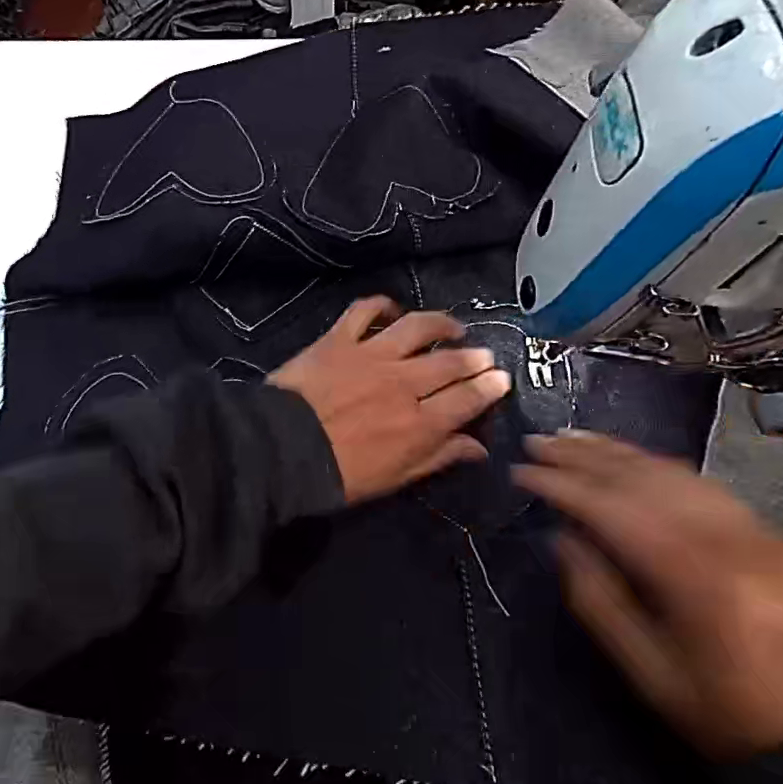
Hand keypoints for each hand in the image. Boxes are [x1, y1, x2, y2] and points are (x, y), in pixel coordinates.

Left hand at [270, 297, 510, 502]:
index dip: (488, 388)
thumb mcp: (395, 477)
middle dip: (474, 358)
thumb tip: (478, 449)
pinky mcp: (341, 338)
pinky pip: (365, 311)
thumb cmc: (339, 475)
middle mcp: (403, 382)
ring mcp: (372, 355)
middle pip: (449, 363)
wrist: (280, 451)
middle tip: (485, 355)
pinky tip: (393, 311)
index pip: (466, 399)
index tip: (502, 378)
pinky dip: (381, 306)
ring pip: (417, 328)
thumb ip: (439, 457)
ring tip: (454, 327)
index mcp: (419, 422)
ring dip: (441, 325)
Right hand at [513, 433, 782, 759]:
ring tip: (577, 438)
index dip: (562, 483)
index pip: (612, 508)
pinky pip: (704, 482)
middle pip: (643, 477)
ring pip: (675, 470)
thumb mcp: (657, 678)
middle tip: (542, 441)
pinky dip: (659, 464)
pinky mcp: (774, 528)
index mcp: (697, 576)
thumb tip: (564, 540)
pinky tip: (634, 459)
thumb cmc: (736, 713)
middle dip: (584, 455)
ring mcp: (756, 526)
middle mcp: (728, 536)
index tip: (525, 470)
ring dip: (619, 451)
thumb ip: (602, 604)